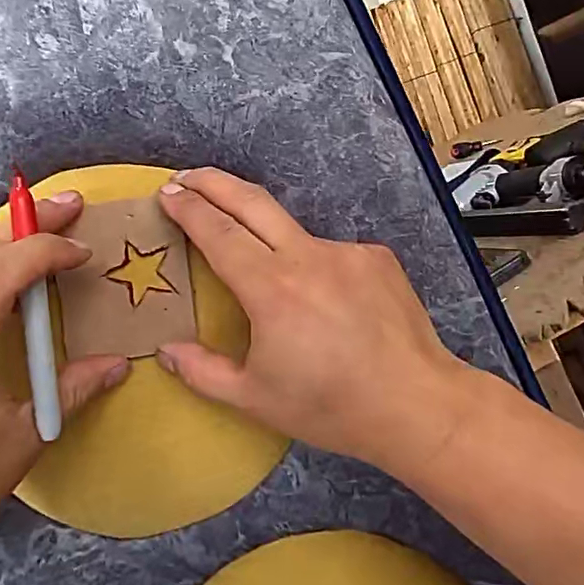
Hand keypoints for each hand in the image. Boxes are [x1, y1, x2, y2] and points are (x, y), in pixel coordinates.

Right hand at [154, 167, 486, 476]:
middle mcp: (308, 257)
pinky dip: (315, 268)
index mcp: (272, 290)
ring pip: (295, 233)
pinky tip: (325, 303)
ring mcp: (347, 252)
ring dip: (268, 238)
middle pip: (252, 202)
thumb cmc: (331, 407)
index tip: (168, 193)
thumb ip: (203, 372)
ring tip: (269, 278)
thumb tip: (166, 351)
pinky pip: (332, 253)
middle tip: (188, 177)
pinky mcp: (377, 257)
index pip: (219, 232)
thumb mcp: (256, 399)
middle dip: (214, 183)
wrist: (416, 404)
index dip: (189, 209)